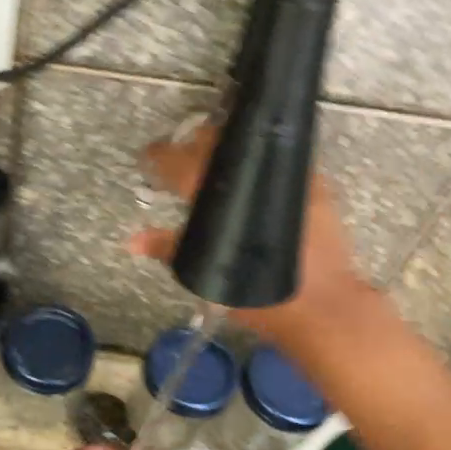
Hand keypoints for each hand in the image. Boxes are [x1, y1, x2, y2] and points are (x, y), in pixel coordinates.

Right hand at [128, 123, 381, 343]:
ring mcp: (285, 176)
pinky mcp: (315, 184)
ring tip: (221, 164)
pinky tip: (259, 174)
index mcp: (218, 194)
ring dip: (231, 149)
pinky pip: (283, 160)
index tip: (149, 156)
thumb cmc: (256, 295)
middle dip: (196, 144)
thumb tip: (132, 242)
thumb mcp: (205, 272)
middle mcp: (250, 175)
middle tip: (186, 156)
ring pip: (250, 144)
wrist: (319, 307)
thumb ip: (168, 249)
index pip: (179, 162)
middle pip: (216, 142)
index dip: (160, 156)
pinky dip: (266, 162)